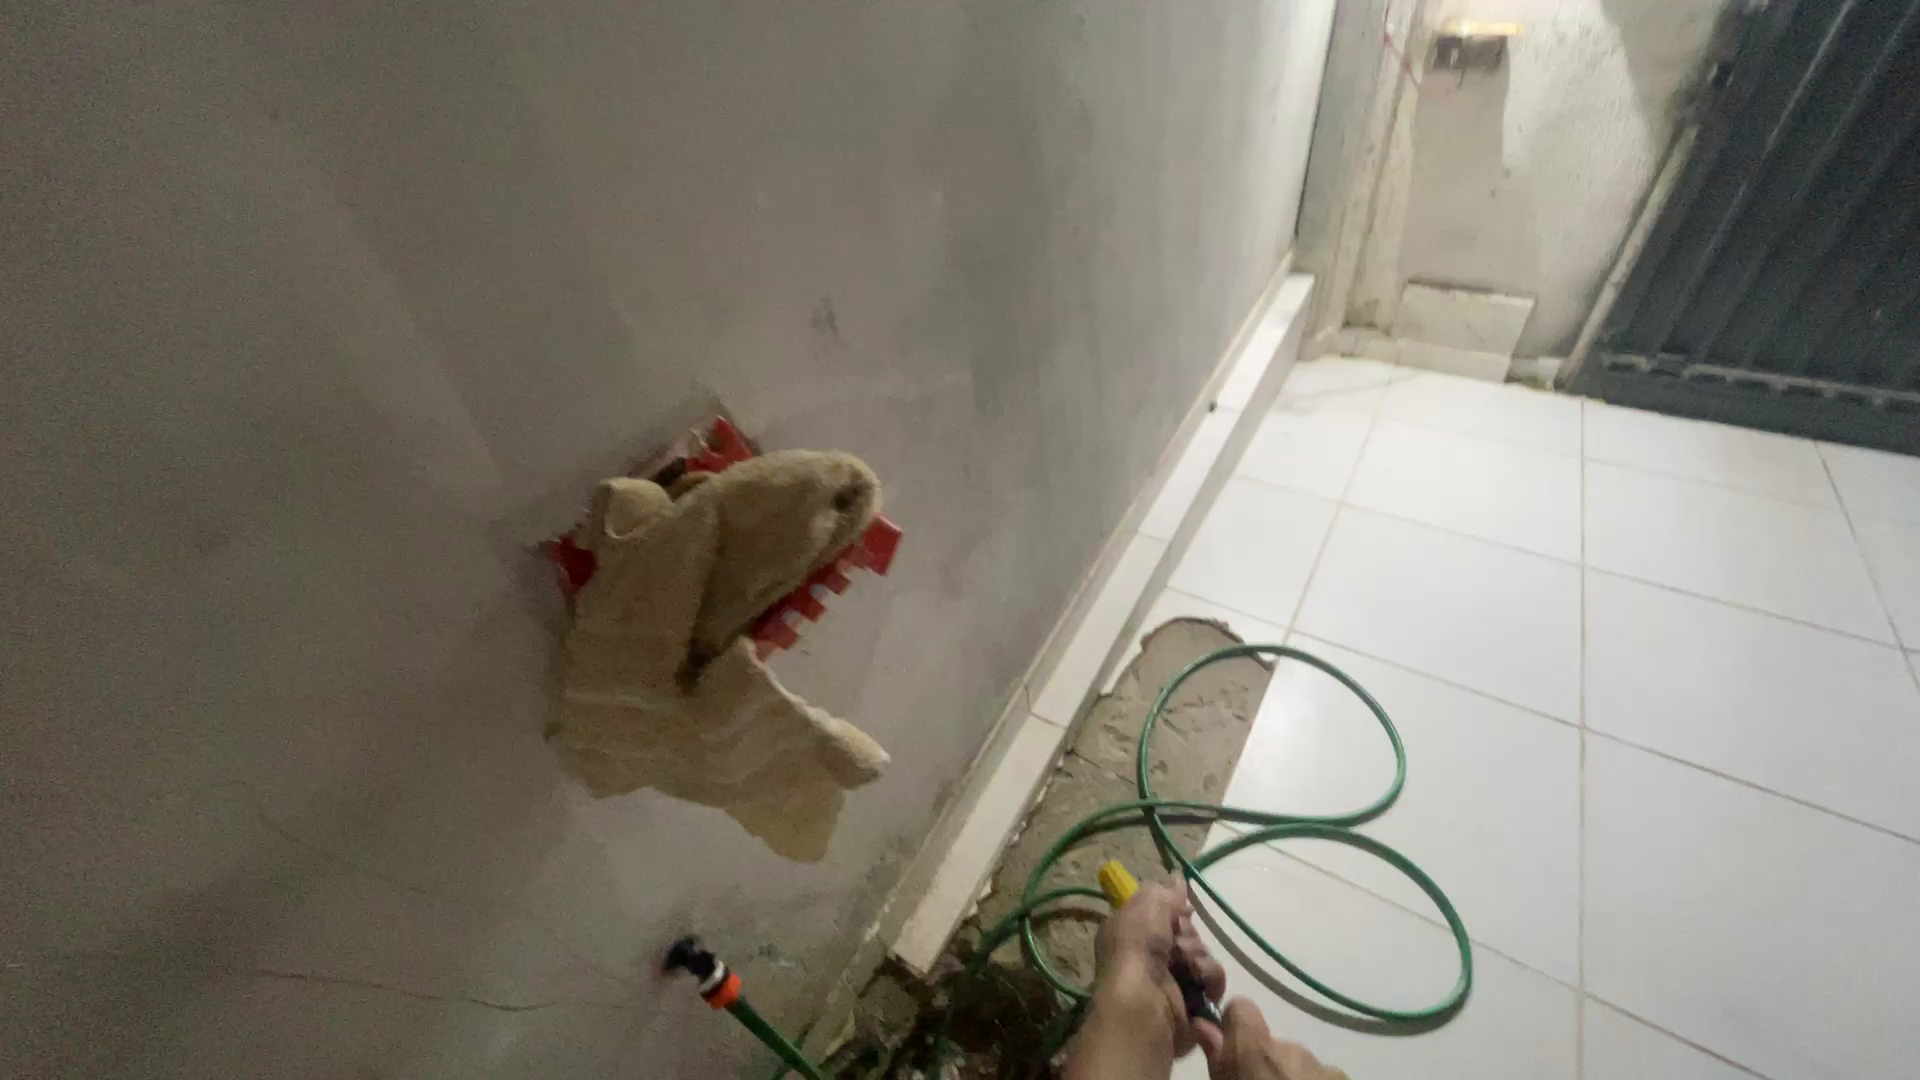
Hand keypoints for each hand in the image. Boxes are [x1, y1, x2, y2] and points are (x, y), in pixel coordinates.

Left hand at [1087, 878, 1226, 1058]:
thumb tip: (1177, 876)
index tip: (1181, 910)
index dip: (1174, 910)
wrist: (1145, 1003)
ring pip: (1202, 955)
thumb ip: (1164, 892)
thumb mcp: (1145, 906)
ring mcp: (1171, 980)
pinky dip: (1210, 981)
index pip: (1161, 912)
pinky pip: (1212, 981)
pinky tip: (1201, 984)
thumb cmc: (1137, 947)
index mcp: (1131, 930)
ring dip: (1199, 959)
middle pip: (1186, 932)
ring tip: (1188, 968)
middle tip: (1177, 944)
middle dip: (1188, 935)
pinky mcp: (1192, 1003)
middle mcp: (1149, 954)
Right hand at [1205, 999, 1346, 1079]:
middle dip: (1271, 1063)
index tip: (1233, 1047)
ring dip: (1297, 1078)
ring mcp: (1326, 1068)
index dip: (1236, 1025)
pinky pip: (1329, 1077)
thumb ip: (1218, 1056)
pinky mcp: (1345, 1078)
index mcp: (1256, 1049)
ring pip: (1304, 1064)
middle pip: (1276, 1042)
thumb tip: (1203, 1023)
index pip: (1242, 1007)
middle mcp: (1292, 1049)